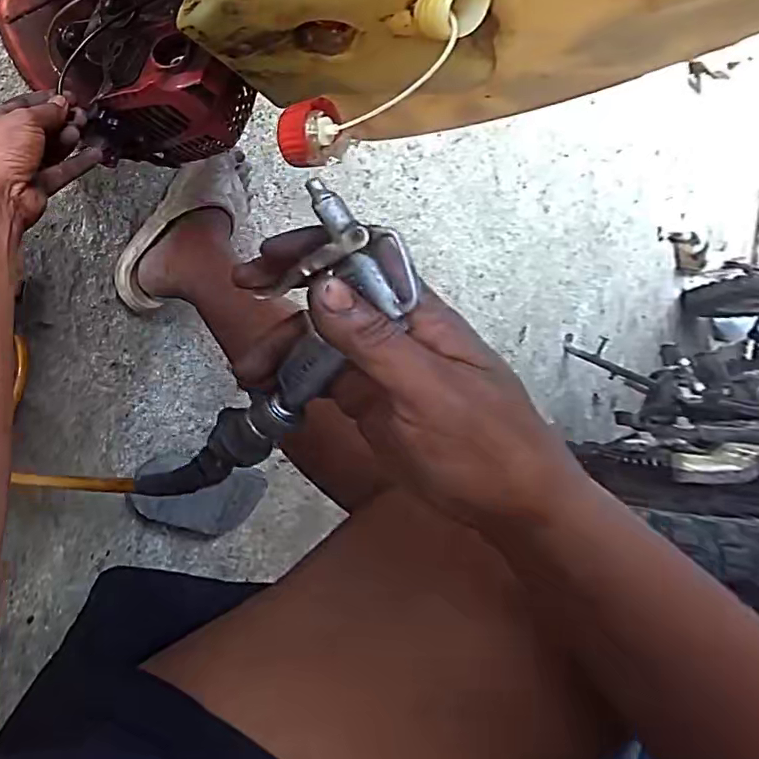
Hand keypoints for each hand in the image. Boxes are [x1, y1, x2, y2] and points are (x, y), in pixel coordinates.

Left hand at [0, 90, 103, 238]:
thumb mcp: (24, 119)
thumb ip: (46, 110)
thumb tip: (60, 103)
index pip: (24, 106)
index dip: (46, 100)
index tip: (66, 96)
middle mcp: (8, 146)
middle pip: (41, 128)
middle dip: (62, 119)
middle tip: (79, 114)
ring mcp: (23, 167)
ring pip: (52, 149)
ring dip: (69, 138)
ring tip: (82, 129)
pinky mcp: (38, 186)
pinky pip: (62, 171)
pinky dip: (79, 162)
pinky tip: (93, 153)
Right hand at [233, 228, 589, 529]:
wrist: (513, 511)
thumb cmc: (492, 449)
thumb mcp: (430, 391)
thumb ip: (374, 339)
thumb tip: (325, 289)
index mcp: (417, 315)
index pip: (364, 258)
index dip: (319, 247)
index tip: (275, 253)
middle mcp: (391, 331)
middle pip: (330, 294)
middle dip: (285, 286)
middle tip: (246, 285)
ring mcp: (375, 364)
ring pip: (314, 339)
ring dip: (278, 349)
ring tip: (250, 373)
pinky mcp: (363, 395)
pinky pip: (315, 376)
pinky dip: (287, 381)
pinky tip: (270, 393)